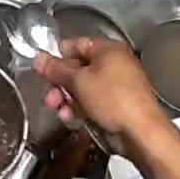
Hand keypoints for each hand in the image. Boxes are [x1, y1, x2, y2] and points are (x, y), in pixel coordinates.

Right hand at [33, 37, 173, 155]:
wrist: (142, 134)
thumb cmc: (113, 99)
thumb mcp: (79, 81)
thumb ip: (56, 70)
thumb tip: (37, 58)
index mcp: (108, 49)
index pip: (76, 44)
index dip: (58, 56)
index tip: (43, 69)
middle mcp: (113, 64)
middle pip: (77, 68)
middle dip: (60, 83)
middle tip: (49, 96)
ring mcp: (116, 86)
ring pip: (83, 88)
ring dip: (67, 99)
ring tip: (59, 110)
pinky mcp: (116, 106)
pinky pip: (92, 102)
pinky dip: (80, 109)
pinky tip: (70, 118)